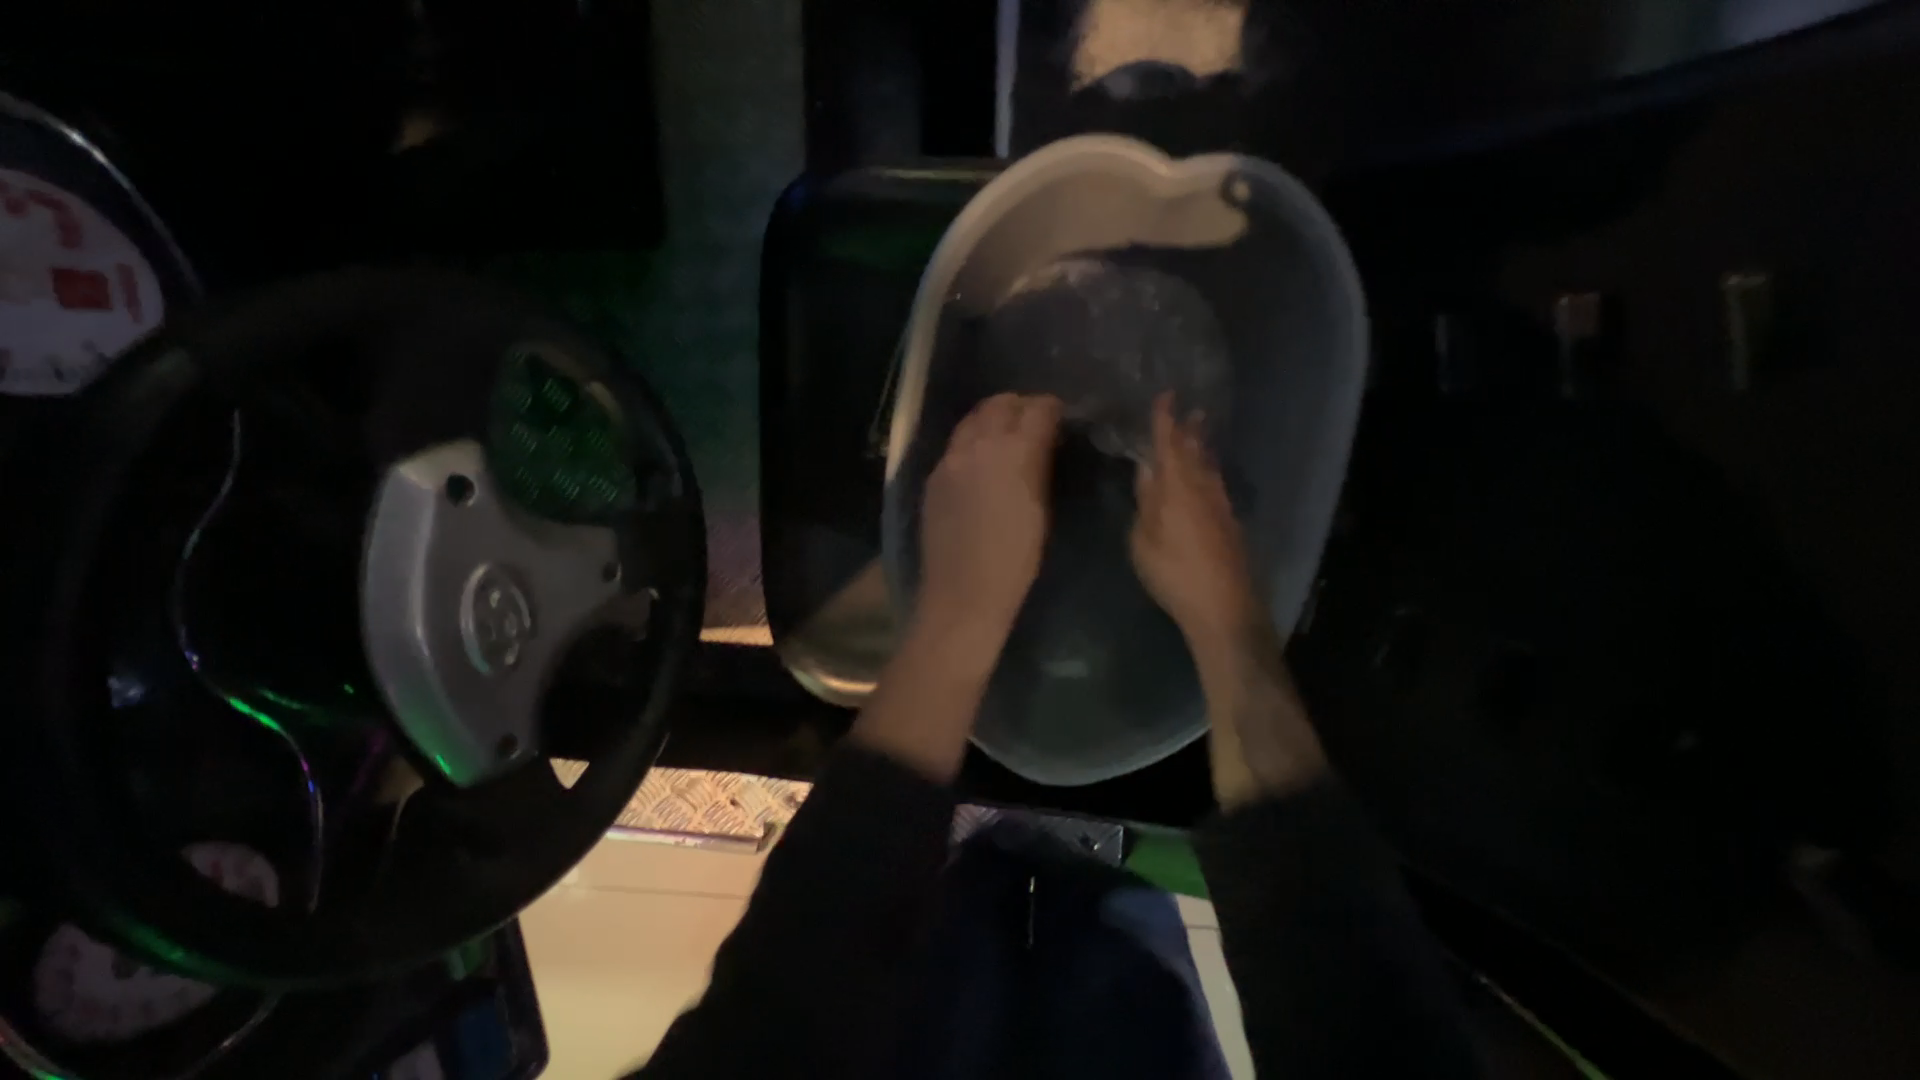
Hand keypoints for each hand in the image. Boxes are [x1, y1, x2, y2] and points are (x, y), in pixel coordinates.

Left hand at [916, 393, 1063, 653]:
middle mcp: (978, 444)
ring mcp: (950, 459)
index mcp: (1014, 451)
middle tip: (1034, 421)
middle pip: (1000, 404)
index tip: (1061, 416)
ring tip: (1007, 436)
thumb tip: (1045, 442)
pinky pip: (956, 445)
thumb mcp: (1041, 510)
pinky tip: (982, 462)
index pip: (1037, 409)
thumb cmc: (1016, 559)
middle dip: (1020, 406)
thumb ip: (1040, 466)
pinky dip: (973, 442)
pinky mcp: (933, 477)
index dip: (1053, 408)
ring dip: (993, 419)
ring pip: (972, 420)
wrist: (963, 593)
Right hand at [1130, 392, 1261, 647]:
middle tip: (1191, 410)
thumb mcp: (1143, 539)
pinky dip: (1209, 473)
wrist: (1223, 605)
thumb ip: (1145, 501)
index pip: (1169, 445)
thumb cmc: (1173, 572)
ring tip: (1200, 435)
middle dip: (1190, 431)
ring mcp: (1220, 506)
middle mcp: (1202, 489)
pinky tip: (1208, 477)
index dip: (1165, 420)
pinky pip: (1216, 486)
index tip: (1166, 396)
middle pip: (1195, 453)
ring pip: (1209, 468)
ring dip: (1203, 450)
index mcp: (1177, 488)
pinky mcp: (1230, 524)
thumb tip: (1146, 469)